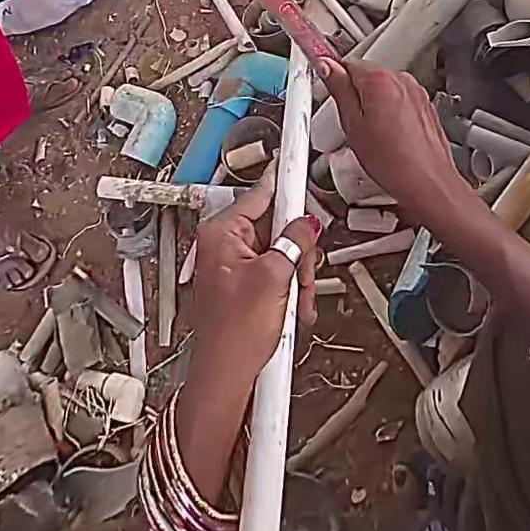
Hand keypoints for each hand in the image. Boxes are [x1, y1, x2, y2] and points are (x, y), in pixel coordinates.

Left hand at [186, 172, 319, 390]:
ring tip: (297, 299)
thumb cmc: (234, 336)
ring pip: (284, 246)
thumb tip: (307, 221)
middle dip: (299, 249)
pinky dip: (292, 282)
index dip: (287, 178)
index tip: (297, 150)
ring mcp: (235, 260)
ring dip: (299, 271)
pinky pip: (278, 265)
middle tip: (303, 273)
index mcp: (222, 232)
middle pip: (278, 221)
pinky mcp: (246, 277)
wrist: (226, 380)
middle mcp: (225, 241)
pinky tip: (294, 304)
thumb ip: (294, 242)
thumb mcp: (273, 279)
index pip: (262, 191)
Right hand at [317, 58, 476, 221]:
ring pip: (383, 88)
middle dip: (354, 93)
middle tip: (349, 121)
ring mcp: (416, 92)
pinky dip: (390, 112)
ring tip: (370, 133)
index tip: (325, 84)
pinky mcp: (425, 105)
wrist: (427, 183)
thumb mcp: (352, 126)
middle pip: (366, 75)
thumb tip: (327, 68)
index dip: (332, 76)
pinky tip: (387, 137)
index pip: (347, 63)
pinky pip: (399, 100)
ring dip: (373, 103)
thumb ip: (338, 90)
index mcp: (380, 80)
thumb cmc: (394, 162)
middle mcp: (401, 80)